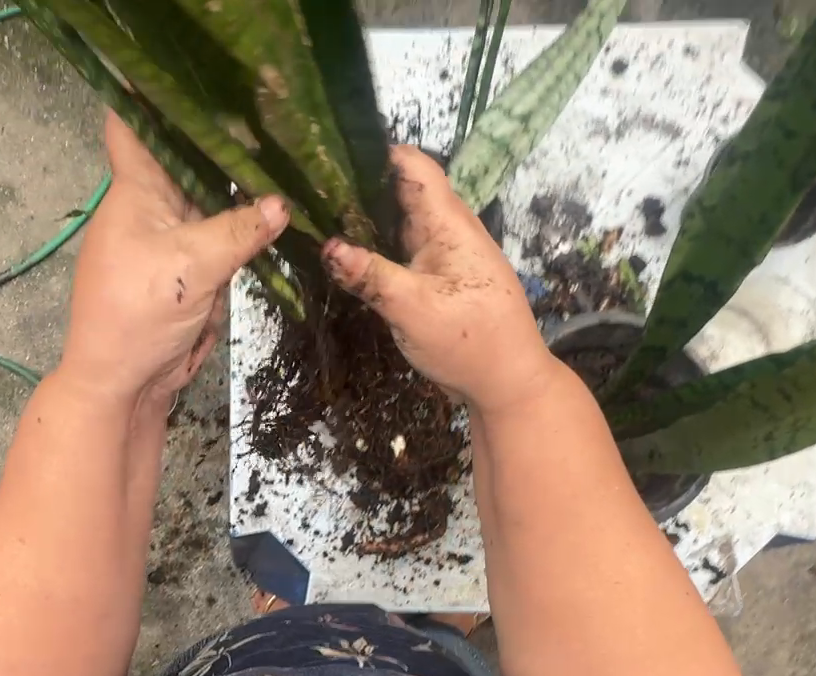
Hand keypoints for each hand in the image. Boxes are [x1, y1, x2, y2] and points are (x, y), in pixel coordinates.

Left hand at [61, 112, 289, 408]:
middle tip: (275, 120)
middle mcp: (154, 206)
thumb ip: (238, 233)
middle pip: (190, 160)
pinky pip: (222, 241)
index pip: (136, 124)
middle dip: (226, 142)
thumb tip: (283, 205)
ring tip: (288, 160)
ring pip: (213, 202)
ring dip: (243, 191)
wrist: (124, 383)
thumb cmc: (137, 315)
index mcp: (136, 190)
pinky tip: (278, 213)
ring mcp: (174, 239)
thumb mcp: (191, 268)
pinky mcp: (192, 270)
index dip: (158, 94)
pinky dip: (245, 232)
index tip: (201, 78)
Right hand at [323, 146, 552, 411]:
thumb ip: (371, 277)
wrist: (507, 383)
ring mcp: (441, 257)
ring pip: (399, 224)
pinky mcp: (436, 281)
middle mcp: (446, 231)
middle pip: (401, 192)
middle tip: (308, 191)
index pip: (413, 166)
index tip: (330, 154)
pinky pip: (401, 253)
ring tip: (316, 219)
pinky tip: (346, 259)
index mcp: (448, 224)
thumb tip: (326, 245)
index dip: (376, 153)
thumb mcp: (413, 309)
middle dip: (360, 188)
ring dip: (364, 222)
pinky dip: (374, 250)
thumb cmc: (468, 342)